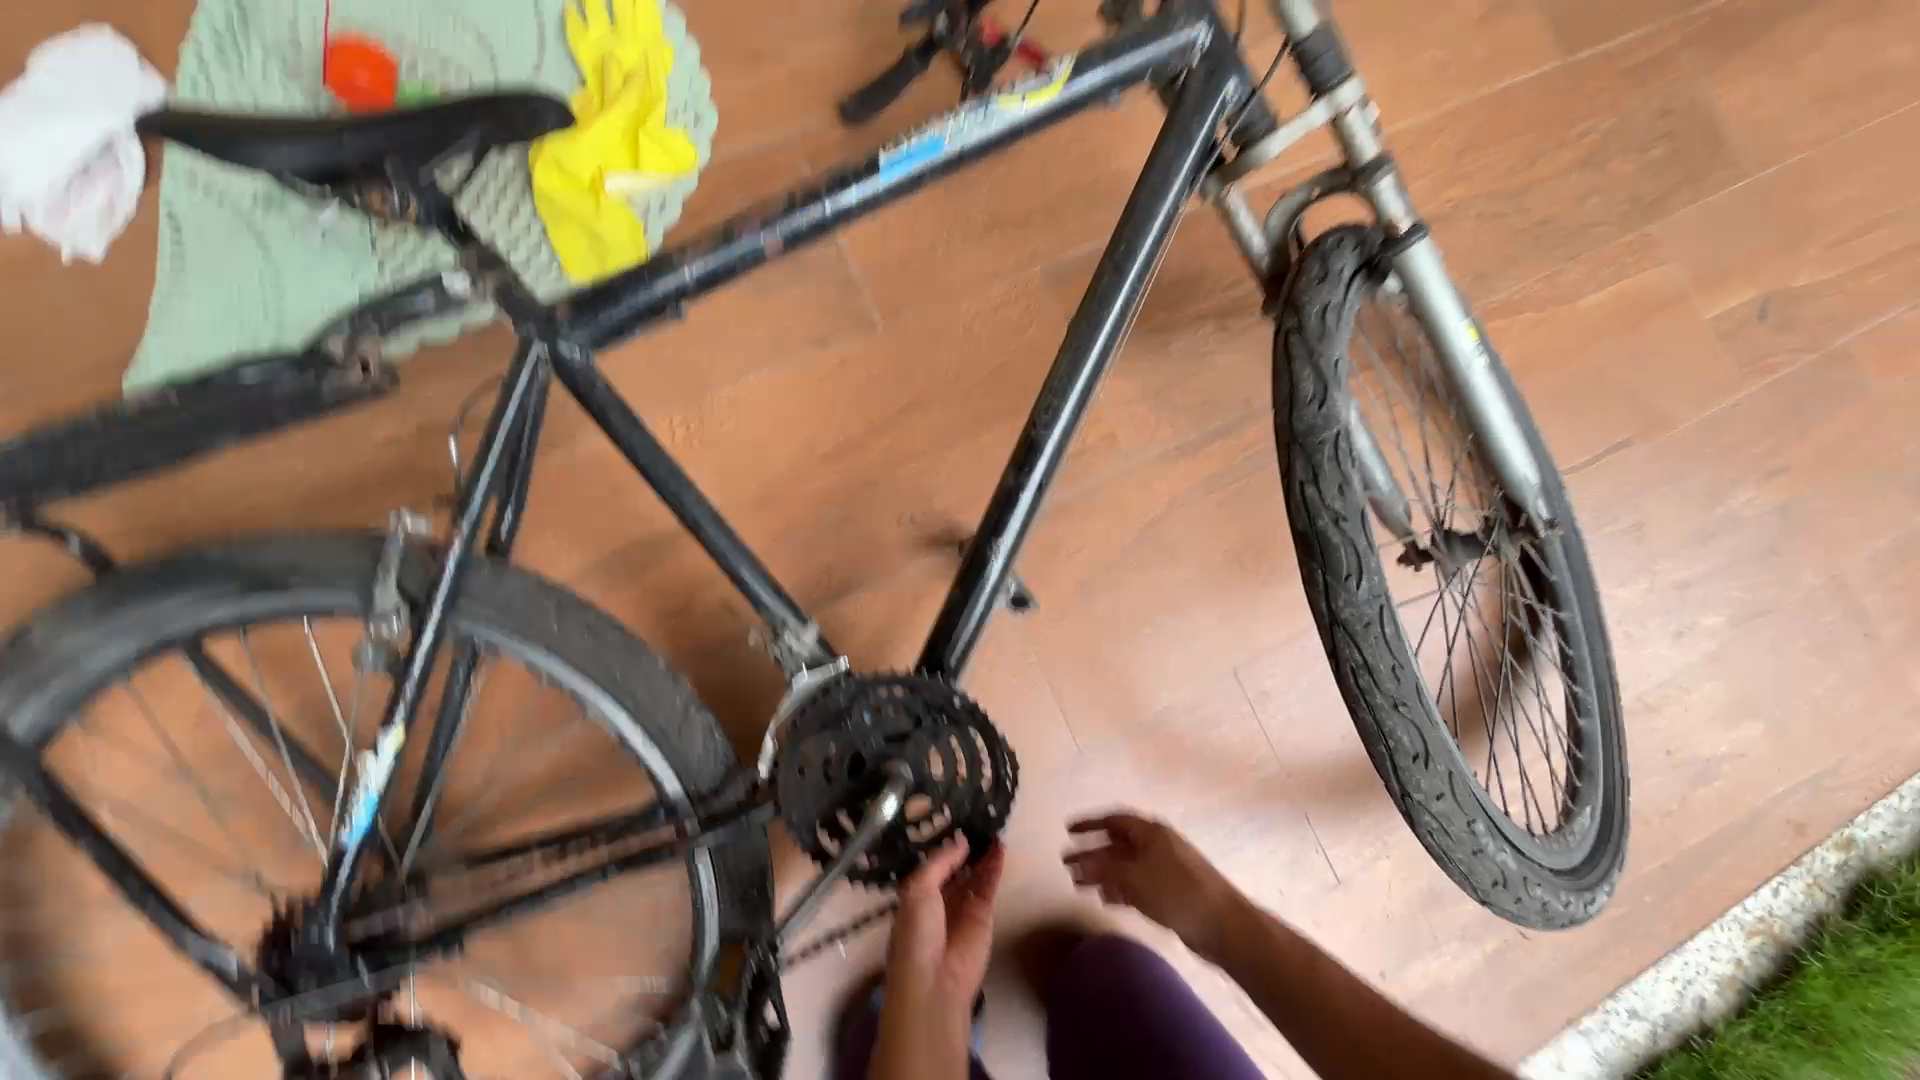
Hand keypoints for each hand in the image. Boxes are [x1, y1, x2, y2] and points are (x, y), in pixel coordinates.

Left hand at [871, 838, 1005, 1079]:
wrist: (935, 980)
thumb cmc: (916, 933)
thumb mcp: (918, 889)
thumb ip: (940, 862)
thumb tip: (960, 840)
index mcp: (918, 894)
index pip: (934, 865)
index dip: (946, 847)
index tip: (957, 822)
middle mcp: (941, 899)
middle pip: (957, 868)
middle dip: (967, 849)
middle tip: (980, 821)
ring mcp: (964, 906)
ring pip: (975, 874)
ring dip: (984, 854)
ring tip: (994, 828)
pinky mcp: (984, 915)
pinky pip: (990, 885)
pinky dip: (995, 867)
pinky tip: (1001, 847)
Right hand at [1063, 812, 1245, 960]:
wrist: (1224, 925)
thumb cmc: (1177, 892)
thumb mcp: (1134, 877)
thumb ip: (1103, 869)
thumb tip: (1076, 862)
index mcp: (1151, 832)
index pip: (1114, 820)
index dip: (1090, 824)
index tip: (1068, 830)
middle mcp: (1158, 845)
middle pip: (1118, 844)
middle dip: (1093, 854)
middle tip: (1068, 864)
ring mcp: (1165, 869)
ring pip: (1127, 867)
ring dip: (1104, 874)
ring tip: (1081, 885)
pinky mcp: (1171, 893)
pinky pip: (1138, 885)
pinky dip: (1120, 889)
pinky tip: (1107, 900)